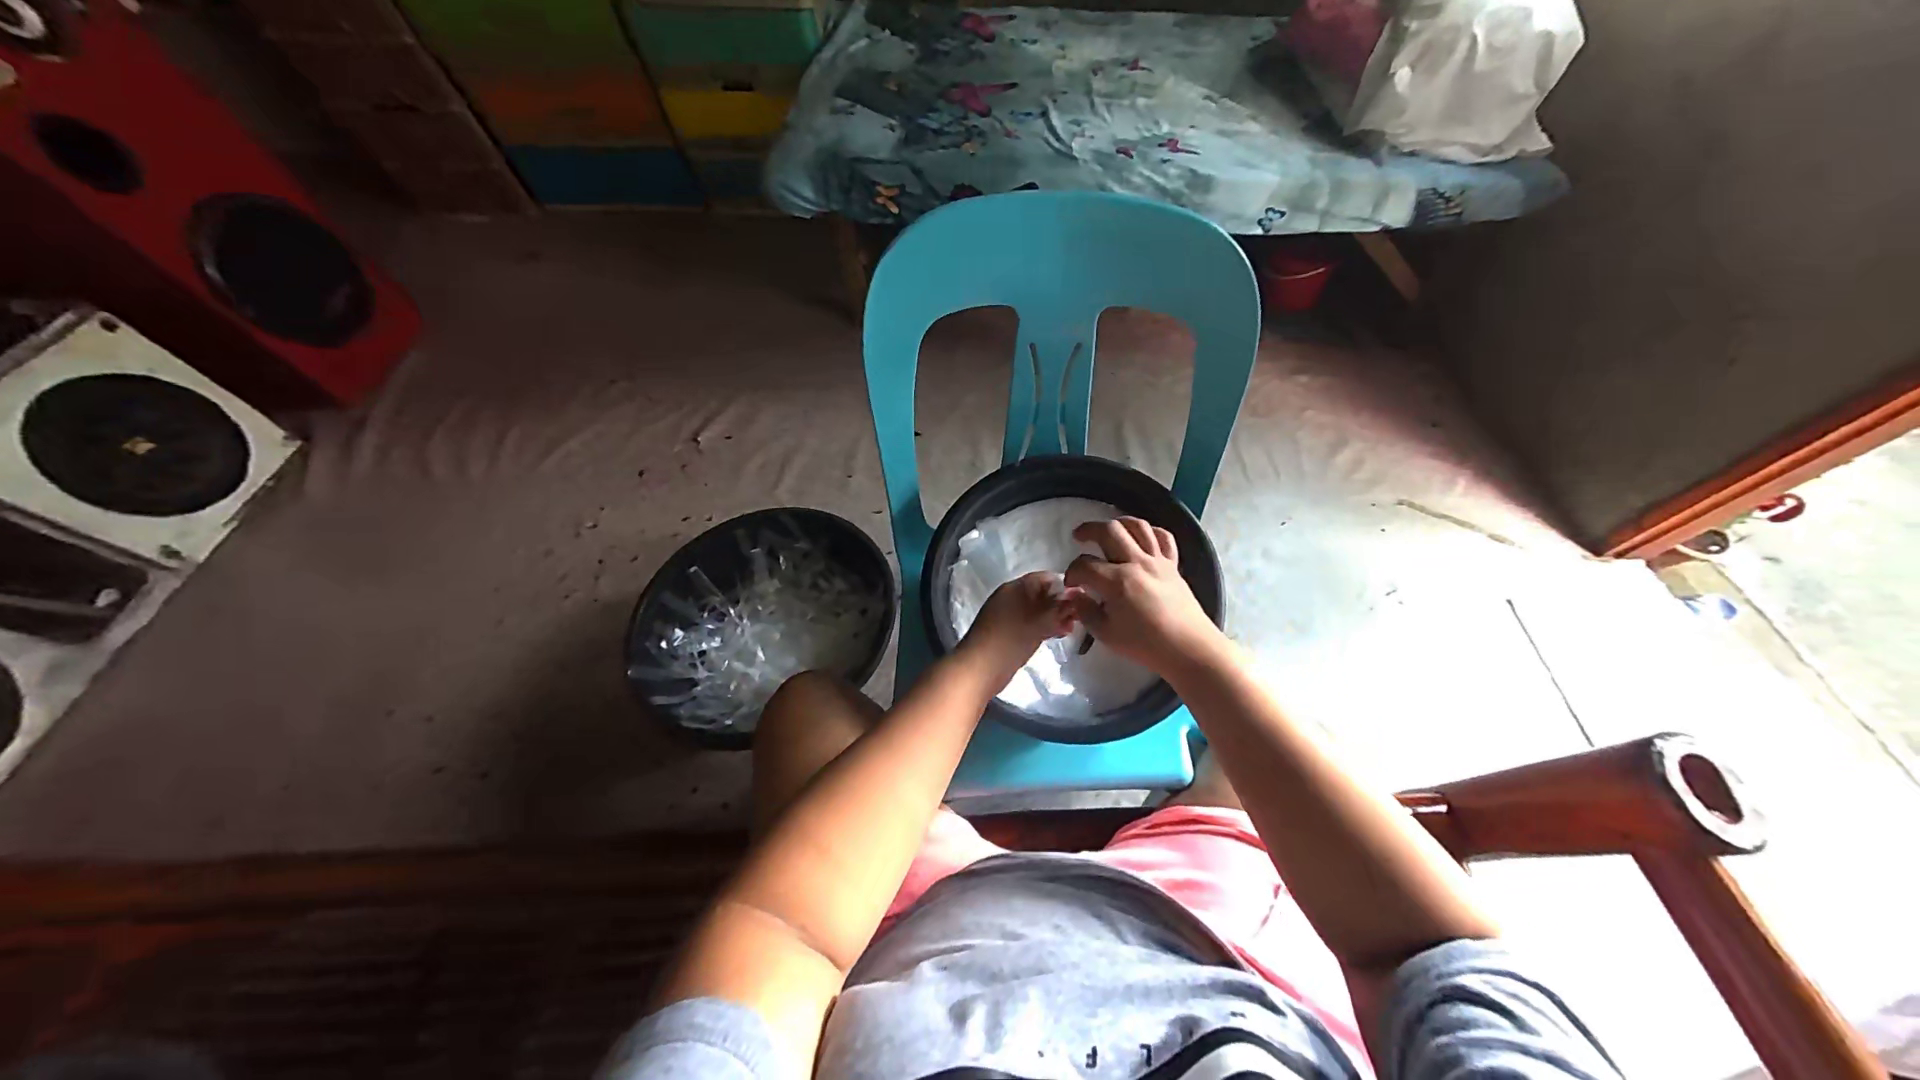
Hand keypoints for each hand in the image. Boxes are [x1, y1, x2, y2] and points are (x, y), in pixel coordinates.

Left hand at [960, 571, 1077, 668]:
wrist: (979, 671)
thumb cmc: (1008, 642)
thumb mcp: (1038, 622)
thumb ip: (1058, 608)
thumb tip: (1076, 594)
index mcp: (1014, 588)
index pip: (1045, 578)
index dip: (1065, 587)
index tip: (1083, 600)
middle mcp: (1010, 598)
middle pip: (1041, 594)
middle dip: (1061, 604)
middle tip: (1078, 618)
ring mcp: (1007, 616)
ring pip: (1037, 611)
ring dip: (1054, 618)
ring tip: (1069, 629)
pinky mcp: (1007, 633)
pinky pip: (1030, 624)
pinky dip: (1043, 627)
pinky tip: (1055, 636)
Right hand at [1065, 518, 1224, 678]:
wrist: (1188, 648)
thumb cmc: (1145, 645)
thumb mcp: (1106, 634)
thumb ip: (1086, 611)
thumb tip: (1075, 595)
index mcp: (1116, 582)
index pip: (1084, 565)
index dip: (1072, 572)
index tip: (1071, 584)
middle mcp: (1136, 563)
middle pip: (1109, 531)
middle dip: (1088, 530)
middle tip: (1078, 537)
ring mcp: (1157, 561)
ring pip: (1137, 526)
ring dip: (1118, 522)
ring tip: (1108, 529)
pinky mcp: (1173, 565)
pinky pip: (1163, 537)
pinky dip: (1150, 532)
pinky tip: (1141, 537)